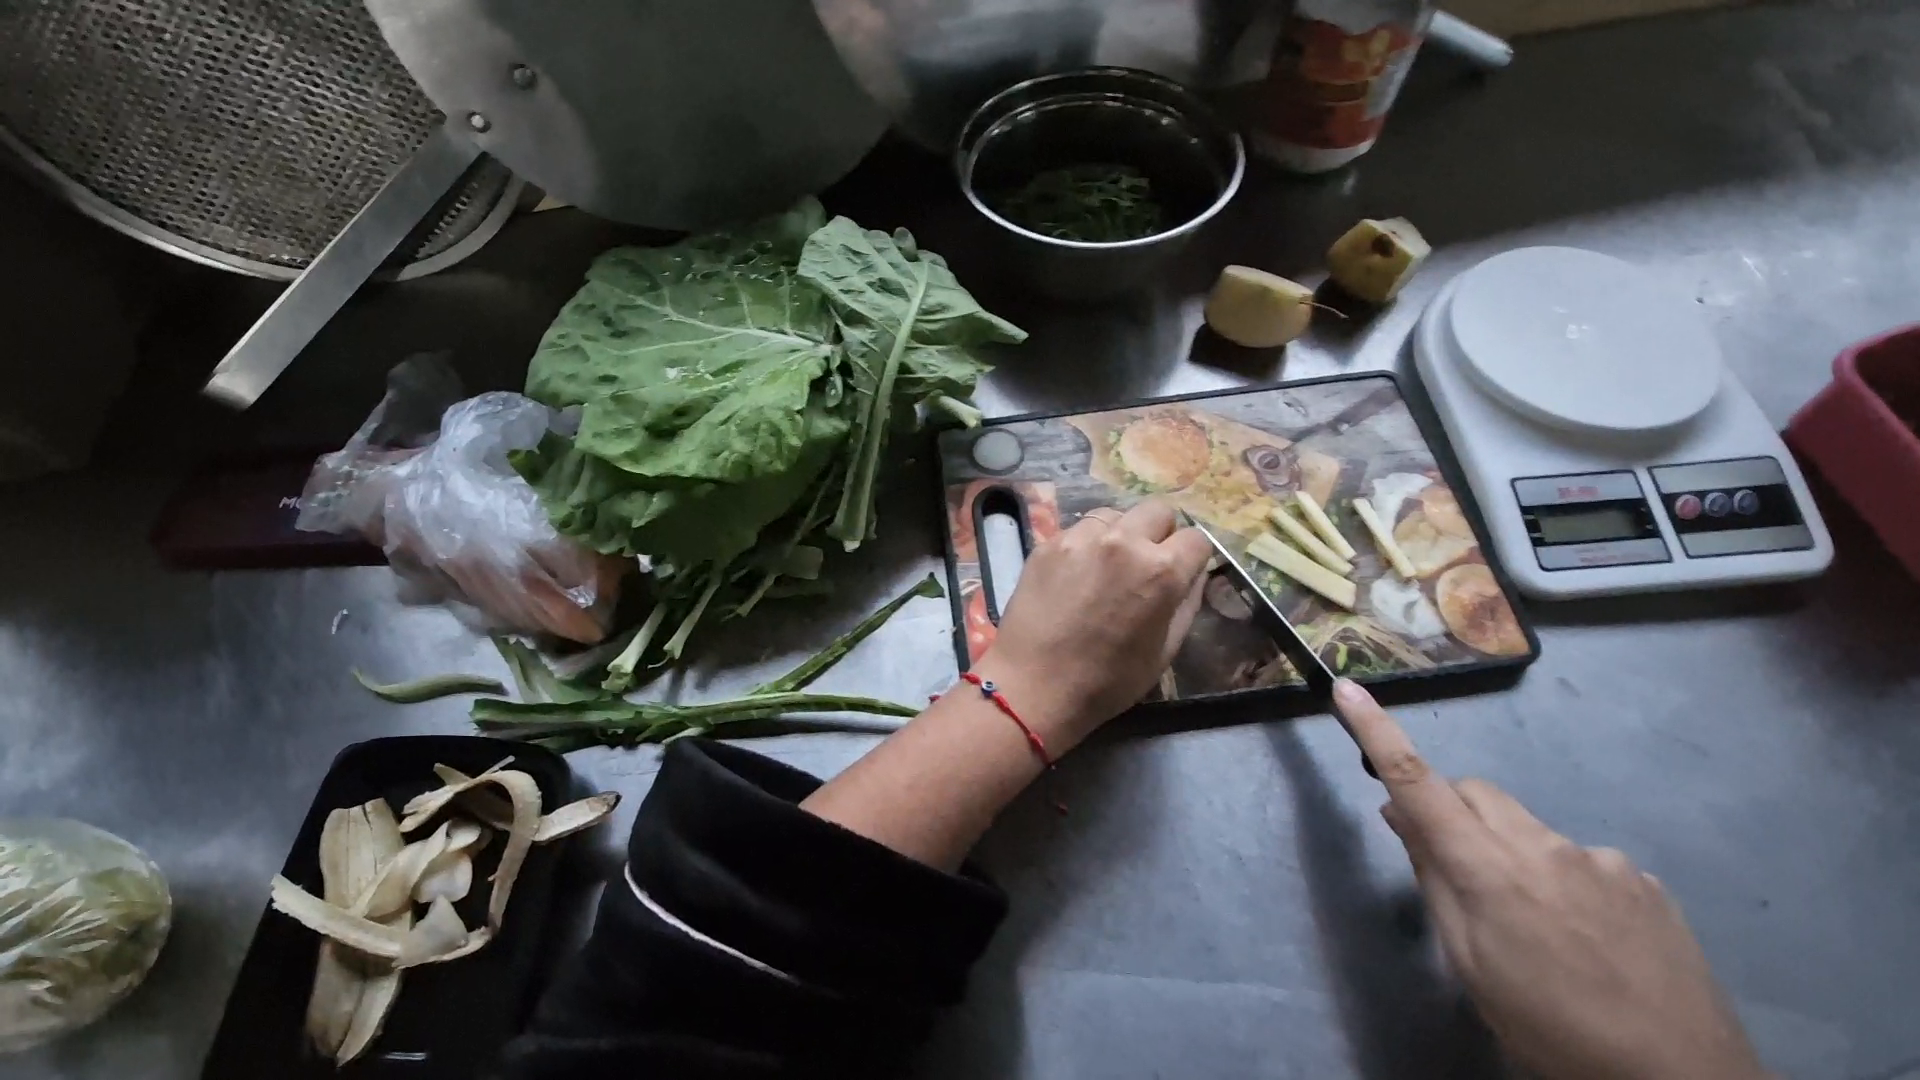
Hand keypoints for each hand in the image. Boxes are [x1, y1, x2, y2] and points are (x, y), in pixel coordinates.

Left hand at [974, 498, 1209, 749]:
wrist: (1034, 686)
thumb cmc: (1107, 681)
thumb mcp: (1165, 651)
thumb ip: (1187, 603)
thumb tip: (1195, 573)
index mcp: (1161, 570)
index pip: (1196, 538)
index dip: (1192, 557)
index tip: (1181, 573)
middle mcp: (1124, 541)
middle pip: (1158, 510)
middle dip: (1160, 533)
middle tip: (1146, 564)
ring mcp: (1082, 537)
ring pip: (1115, 515)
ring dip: (1120, 534)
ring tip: (1107, 567)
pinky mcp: (1048, 543)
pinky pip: (1079, 530)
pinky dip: (1086, 545)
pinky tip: (1075, 575)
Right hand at [1333, 679, 1768, 1079]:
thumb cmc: (1550, 1030)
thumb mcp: (1469, 963)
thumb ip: (1433, 879)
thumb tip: (1400, 814)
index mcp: (1488, 869)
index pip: (1416, 783)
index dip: (1377, 731)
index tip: (1347, 688)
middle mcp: (1543, 845)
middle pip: (1475, 792)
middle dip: (1451, 809)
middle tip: (1452, 865)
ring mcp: (1601, 859)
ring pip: (1527, 826)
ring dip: (1509, 850)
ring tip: (1534, 925)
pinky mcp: (1645, 880)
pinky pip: (1579, 857)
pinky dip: (1561, 878)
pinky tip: (1585, 937)